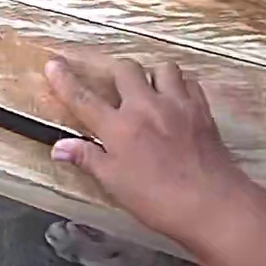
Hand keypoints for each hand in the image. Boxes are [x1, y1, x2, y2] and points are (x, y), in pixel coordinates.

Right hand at [45, 57, 265, 242]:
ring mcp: (177, 104)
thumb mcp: (116, 184)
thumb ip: (89, 159)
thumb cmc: (158, 200)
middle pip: (126, 69)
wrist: (211, 202)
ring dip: (153, 75)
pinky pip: (190, 82)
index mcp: (119, 128)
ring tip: (151, 91)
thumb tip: (59, 147)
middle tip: (117, 88)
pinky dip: (181, 85)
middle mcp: (146, 107)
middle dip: (117, 73)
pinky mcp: (202, 109)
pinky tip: (178, 100)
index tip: (54, 63)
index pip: (84, 98)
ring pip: (162, 68)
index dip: (65, 80)